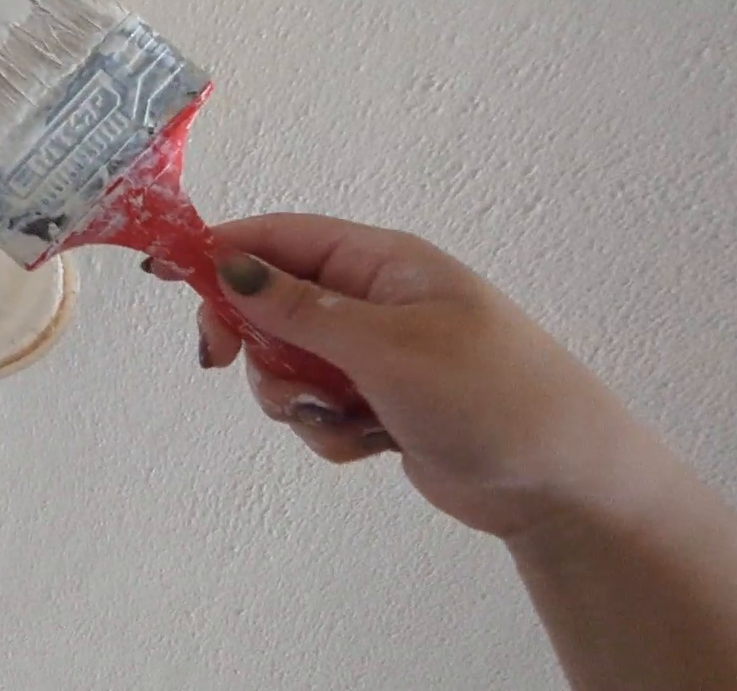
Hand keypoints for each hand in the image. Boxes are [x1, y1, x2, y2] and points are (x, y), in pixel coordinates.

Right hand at [153, 214, 650, 537]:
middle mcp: (364, 299)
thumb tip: (226, 265)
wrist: (573, 497)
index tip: (163, 272)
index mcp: (377, 263)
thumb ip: (297, 307)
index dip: (216, 250)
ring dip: (290, 391)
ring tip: (336, 414)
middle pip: (265, 298)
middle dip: (248, 334)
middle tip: (225, 361)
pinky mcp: (366, 397)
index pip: (275, 238)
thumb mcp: (387, 346)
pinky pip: (307, 401)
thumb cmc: (493, 397)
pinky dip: (322, 424)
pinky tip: (367, 440)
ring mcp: (364, 350)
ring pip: (280, 356)